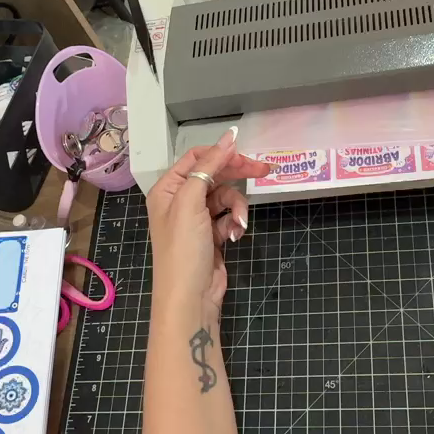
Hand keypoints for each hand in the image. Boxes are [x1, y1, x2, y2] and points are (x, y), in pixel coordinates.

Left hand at [146, 128, 269, 317]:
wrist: (189, 298)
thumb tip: (229, 136)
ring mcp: (196, 219)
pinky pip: (228, 217)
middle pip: (214, 175)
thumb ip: (209, 166)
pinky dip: (234, 223)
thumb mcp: (191, 202)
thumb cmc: (183, 248)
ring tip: (239, 223)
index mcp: (167, 189)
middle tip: (265, 171)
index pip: (196, 158)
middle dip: (238, 176)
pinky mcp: (211, 235)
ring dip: (236, 207)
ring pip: (225, 197)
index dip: (221, 153)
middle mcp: (179, 201)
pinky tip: (236, 235)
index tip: (247, 154)